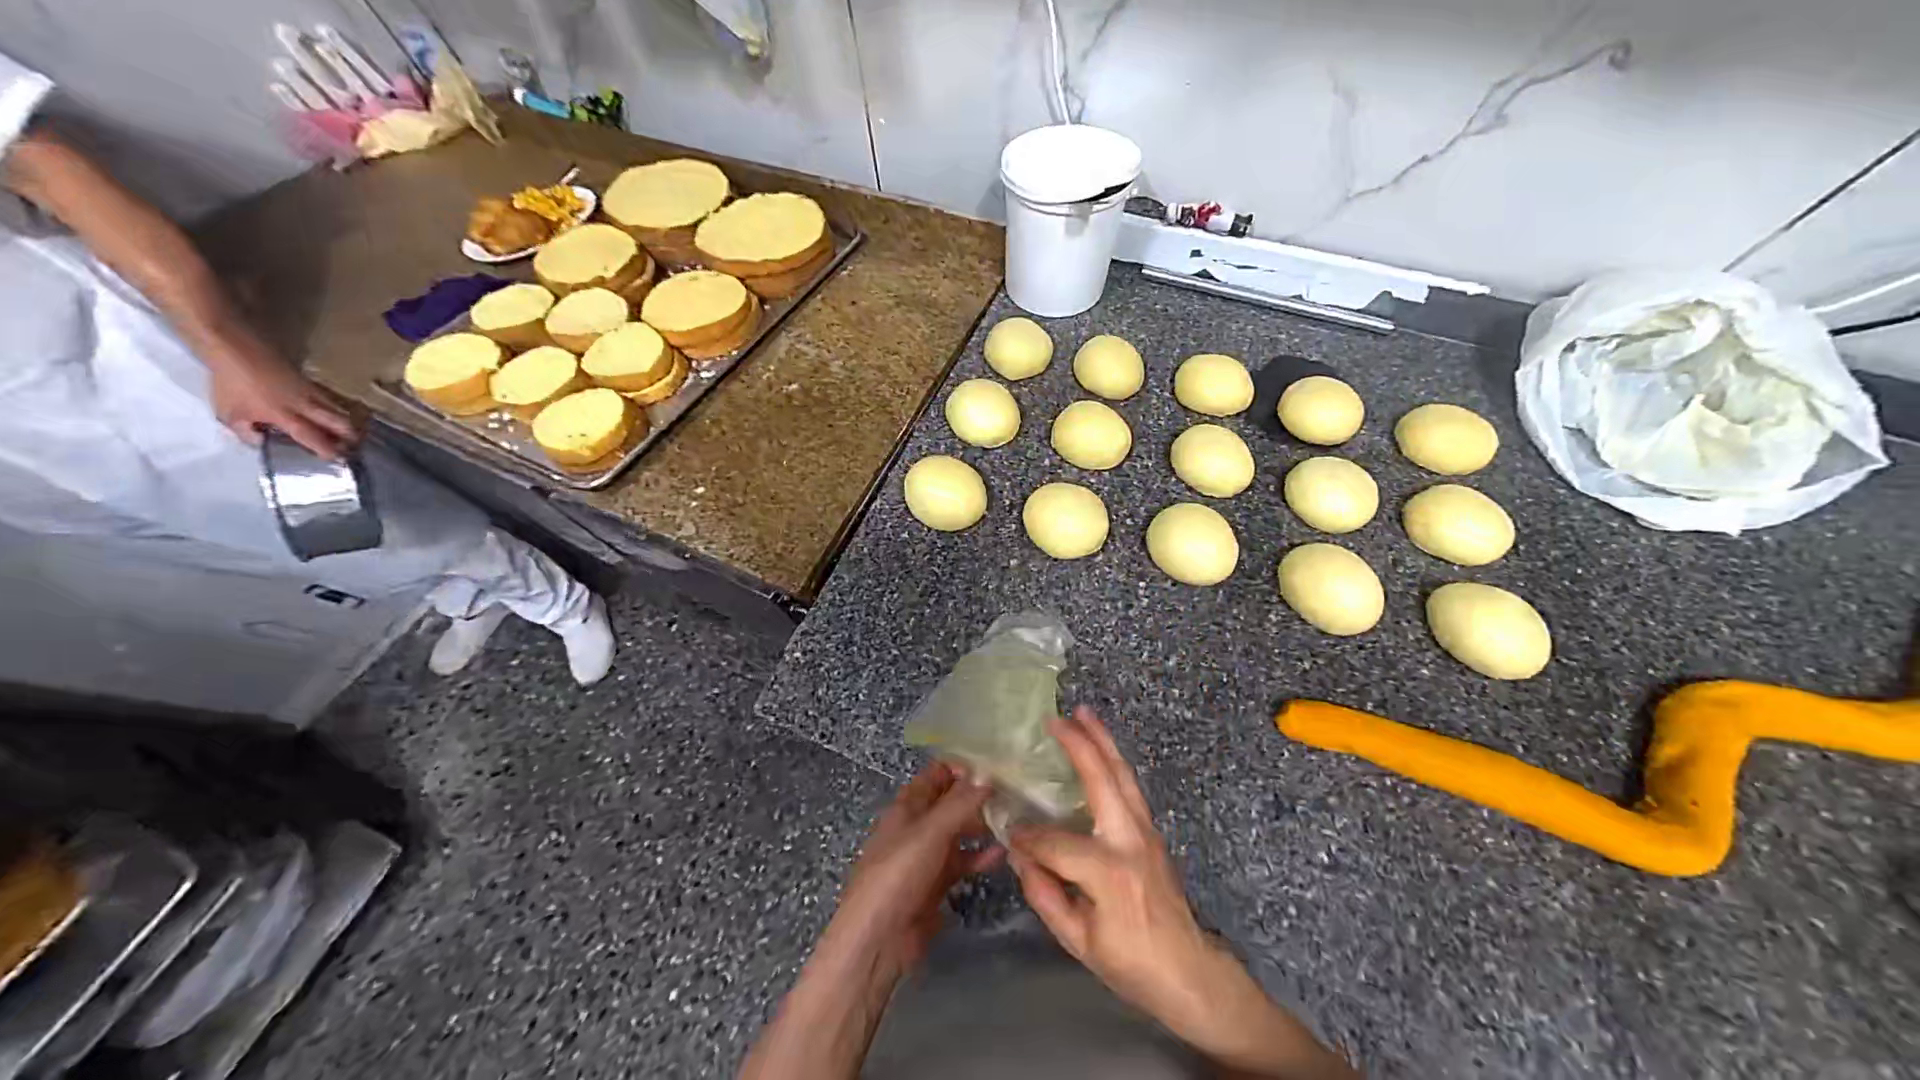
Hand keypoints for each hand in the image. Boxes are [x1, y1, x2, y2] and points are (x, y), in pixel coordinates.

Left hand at [209, 347, 359, 460]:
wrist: (235, 351)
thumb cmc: (230, 384)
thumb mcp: (228, 414)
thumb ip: (246, 433)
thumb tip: (262, 442)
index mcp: (286, 417)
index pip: (315, 438)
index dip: (327, 450)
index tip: (336, 458)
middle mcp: (306, 406)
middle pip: (341, 424)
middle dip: (350, 437)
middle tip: (351, 446)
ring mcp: (312, 393)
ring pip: (340, 411)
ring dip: (347, 423)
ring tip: (346, 433)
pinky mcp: (311, 383)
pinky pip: (331, 400)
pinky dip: (336, 410)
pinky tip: (331, 414)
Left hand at [825, 762, 1002, 981]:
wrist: (879, 940)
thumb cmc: (898, 875)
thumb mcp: (929, 832)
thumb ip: (960, 803)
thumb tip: (988, 774)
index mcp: (907, 806)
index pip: (936, 774)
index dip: (962, 766)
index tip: (998, 763)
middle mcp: (917, 826)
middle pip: (950, 802)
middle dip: (978, 796)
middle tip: (1015, 792)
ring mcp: (927, 856)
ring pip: (959, 832)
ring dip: (982, 825)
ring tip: (1014, 820)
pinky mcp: (937, 884)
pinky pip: (962, 863)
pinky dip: (980, 857)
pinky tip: (1002, 855)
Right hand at [1009, 707, 1357, 1077]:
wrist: (1192, 974)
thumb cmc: (1133, 965)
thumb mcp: (1079, 942)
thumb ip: (1045, 894)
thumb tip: (1020, 854)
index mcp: (1108, 872)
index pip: (1056, 842)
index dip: (1029, 840)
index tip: (1012, 838)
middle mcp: (1130, 841)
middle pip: (1104, 780)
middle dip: (1081, 744)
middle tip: (1057, 717)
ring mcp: (1147, 832)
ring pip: (1124, 775)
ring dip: (1104, 742)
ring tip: (1085, 714)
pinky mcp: (1153, 833)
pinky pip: (1130, 788)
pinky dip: (1114, 762)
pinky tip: (1102, 752)